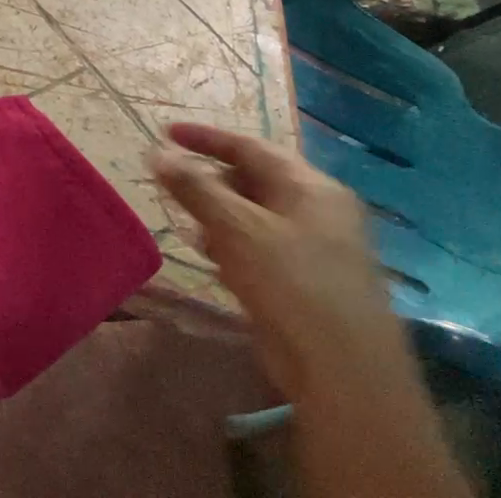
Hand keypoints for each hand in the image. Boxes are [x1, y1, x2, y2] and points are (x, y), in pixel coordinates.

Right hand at [148, 123, 407, 402]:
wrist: (342, 367)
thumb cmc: (290, 283)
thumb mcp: (235, 227)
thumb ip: (194, 187)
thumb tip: (157, 153)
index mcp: (311, 188)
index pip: (251, 147)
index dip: (205, 137)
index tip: (163, 133)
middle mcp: (318, 210)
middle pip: (253, 178)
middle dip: (208, 179)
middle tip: (169, 185)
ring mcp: (315, 245)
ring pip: (253, 213)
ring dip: (216, 214)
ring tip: (188, 225)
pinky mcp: (305, 276)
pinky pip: (258, 243)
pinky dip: (231, 242)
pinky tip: (214, 259)